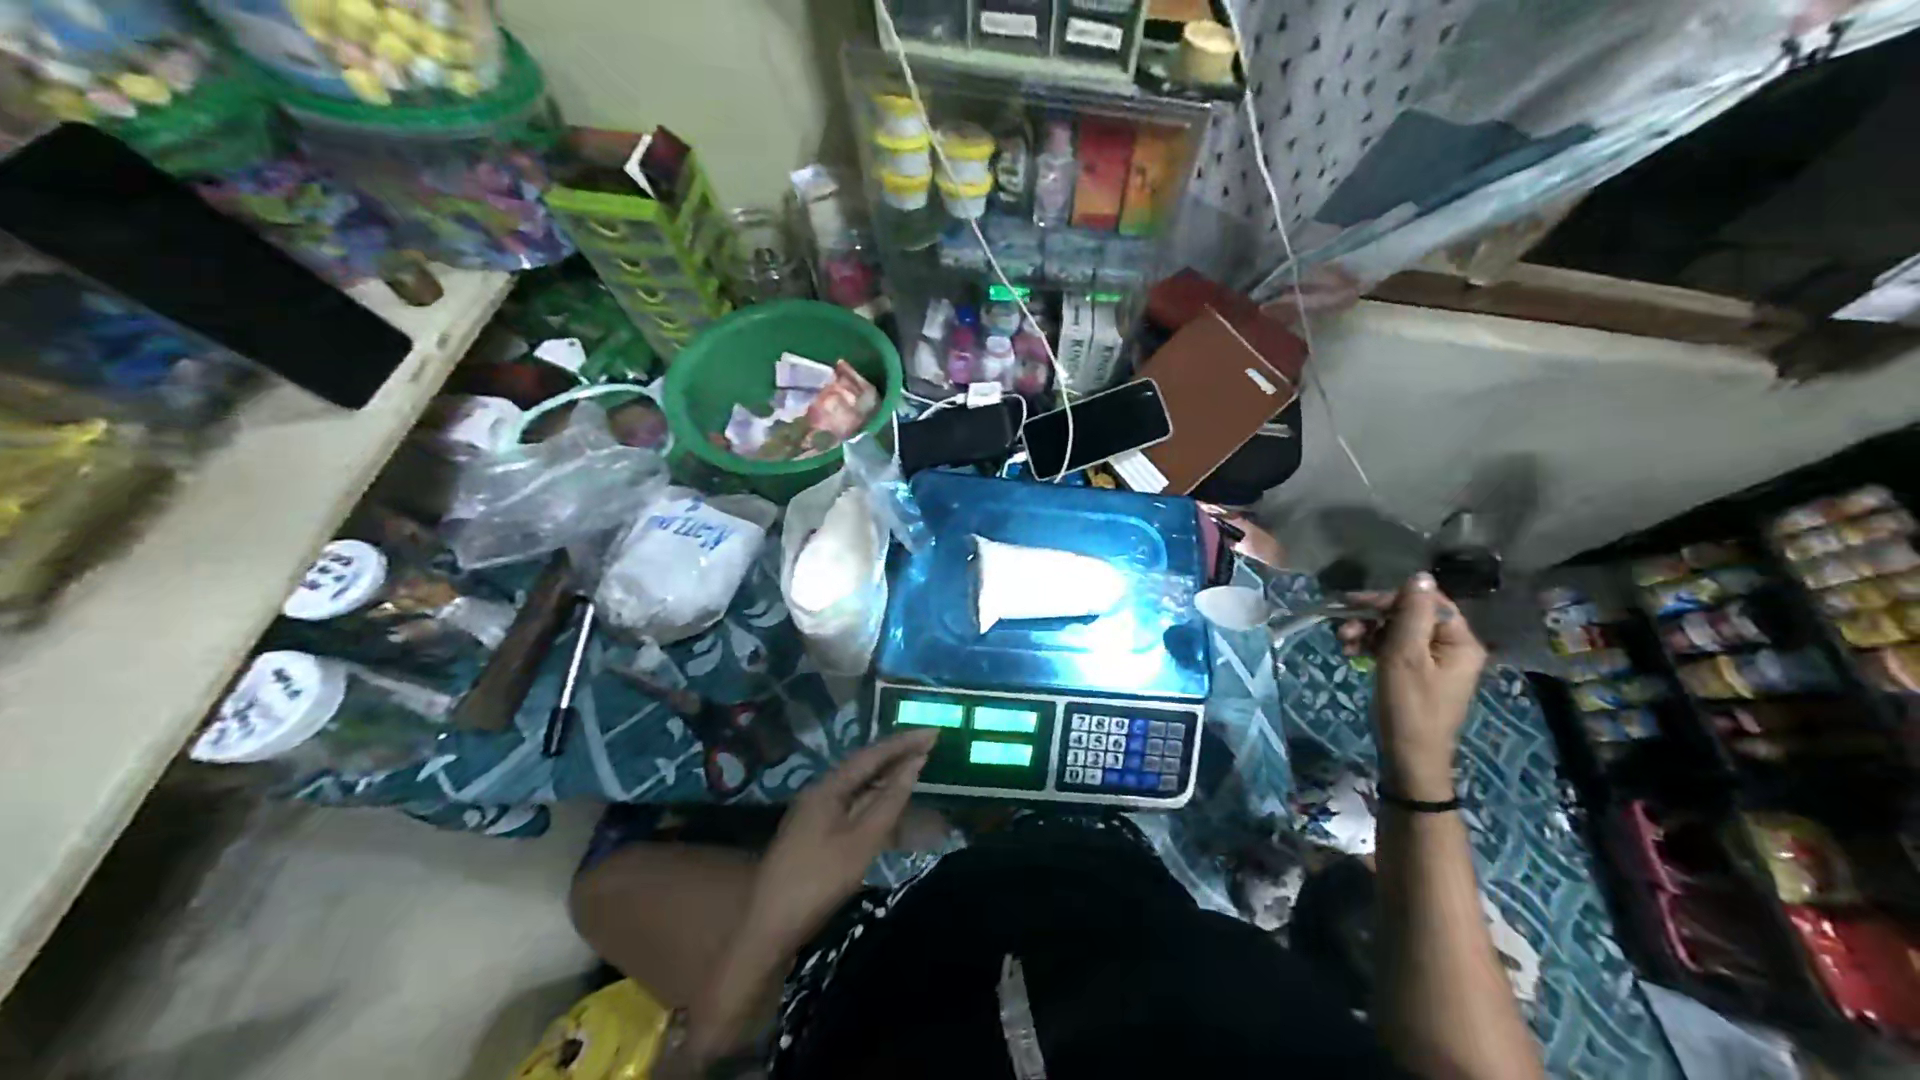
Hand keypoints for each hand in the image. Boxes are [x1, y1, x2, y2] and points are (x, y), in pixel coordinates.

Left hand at [743, 727, 937, 951]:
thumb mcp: (861, 841)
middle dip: (897, 755)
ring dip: (888, 778)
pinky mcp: (818, 836)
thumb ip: (889, 802)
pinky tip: (892, 808)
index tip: (934, 733)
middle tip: (931, 746)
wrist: (769, 928)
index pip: (872, 755)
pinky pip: (854, 807)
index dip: (904, 743)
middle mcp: (821, 793)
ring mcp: (817, 815)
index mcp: (828, 788)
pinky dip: (877, 802)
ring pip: (859, 788)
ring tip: (918, 769)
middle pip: (864, 767)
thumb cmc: (818, 881)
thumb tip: (915, 764)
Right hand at [1336, 573, 1486, 800]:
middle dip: (1373, 617)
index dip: (1390, 598)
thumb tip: (1420, 576)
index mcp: (1459, 641)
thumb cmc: (1409, 705)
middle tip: (1341, 626)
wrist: (1409, 756)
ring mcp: (1435, 662)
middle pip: (1410, 615)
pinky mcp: (1417, 675)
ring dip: (1367, 631)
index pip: (1427, 602)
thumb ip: (1412, 614)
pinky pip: (1394, 649)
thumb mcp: (1405, 656)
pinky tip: (1350, 652)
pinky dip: (1371, 646)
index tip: (1354, 603)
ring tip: (1341, 642)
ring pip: (1397, 631)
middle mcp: (1452, 647)